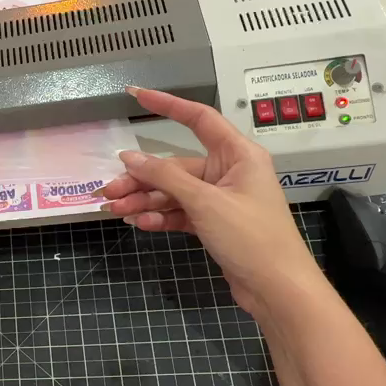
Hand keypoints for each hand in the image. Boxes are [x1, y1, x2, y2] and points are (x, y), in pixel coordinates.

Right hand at [97, 87, 323, 315]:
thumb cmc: (251, 237)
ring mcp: (220, 199)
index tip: (136, 95)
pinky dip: (160, 216)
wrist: (277, 289)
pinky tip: (140, 223)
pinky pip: (179, 212)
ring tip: (115, 210)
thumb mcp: (205, 203)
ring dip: (144, 200)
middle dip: (141, 178)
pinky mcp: (214, 223)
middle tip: (108, 191)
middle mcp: (229, 172)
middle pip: (175, 165)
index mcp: (238, 155)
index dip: (167, 105)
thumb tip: (129, 157)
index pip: (198, 119)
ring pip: (173, 191)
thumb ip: (165, 177)